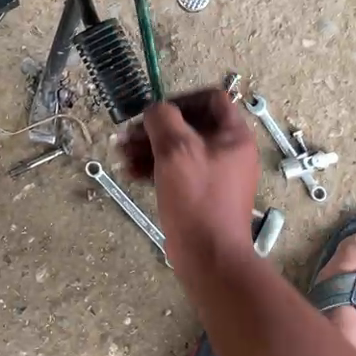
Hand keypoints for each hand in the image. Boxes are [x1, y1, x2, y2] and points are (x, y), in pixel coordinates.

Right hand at [119, 89, 260, 270]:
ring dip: (149, 147)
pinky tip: (131, 173)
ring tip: (122, 154)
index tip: (155, 112)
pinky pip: (178, 170)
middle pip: (190, 125)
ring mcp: (216, 174)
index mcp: (233, 135)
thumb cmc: (197, 197)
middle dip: (156, 128)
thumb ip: (162, 119)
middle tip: (128, 135)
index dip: (181, 99)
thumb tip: (154, 109)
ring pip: (180, 148)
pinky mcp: (202, 194)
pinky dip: (155, 167)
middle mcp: (228, 151)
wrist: (209, 256)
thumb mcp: (176, 149)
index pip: (211, 99)